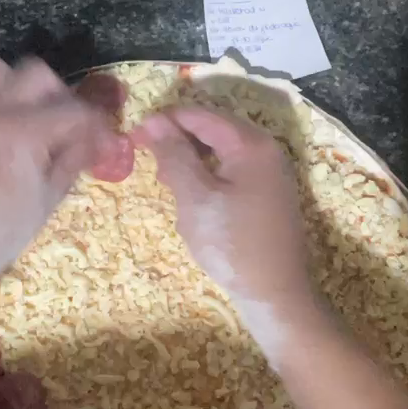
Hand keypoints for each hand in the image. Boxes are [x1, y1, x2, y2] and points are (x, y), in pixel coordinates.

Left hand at [0, 56, 127, 276]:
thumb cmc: (4, 229)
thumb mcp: (49, 196)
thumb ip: (74, 158)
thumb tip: (97, 138)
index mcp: (25, 130)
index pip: (74, 110)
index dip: (95, 123)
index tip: (102, 138)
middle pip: (38, 74)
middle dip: (59, 95)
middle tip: (66, 123)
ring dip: (17, 85)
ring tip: (25, 113)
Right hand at [134, 107, 318, 316]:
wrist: (274, 292)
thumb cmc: (232, 243)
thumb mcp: (195, 198)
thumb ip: (174, 155)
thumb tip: (153, 121)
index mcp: (250, 144)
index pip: (200, 116)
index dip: (164, 121)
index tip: (132, 135)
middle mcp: (266, 150)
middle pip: (212, 130)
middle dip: (177, 140)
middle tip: (147, 161)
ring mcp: (269, 173)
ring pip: (220, 151)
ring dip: (190, 159)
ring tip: (165, 180)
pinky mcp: (267, 194)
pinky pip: (230, 171)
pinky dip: (206, 176)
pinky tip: (191, 196)